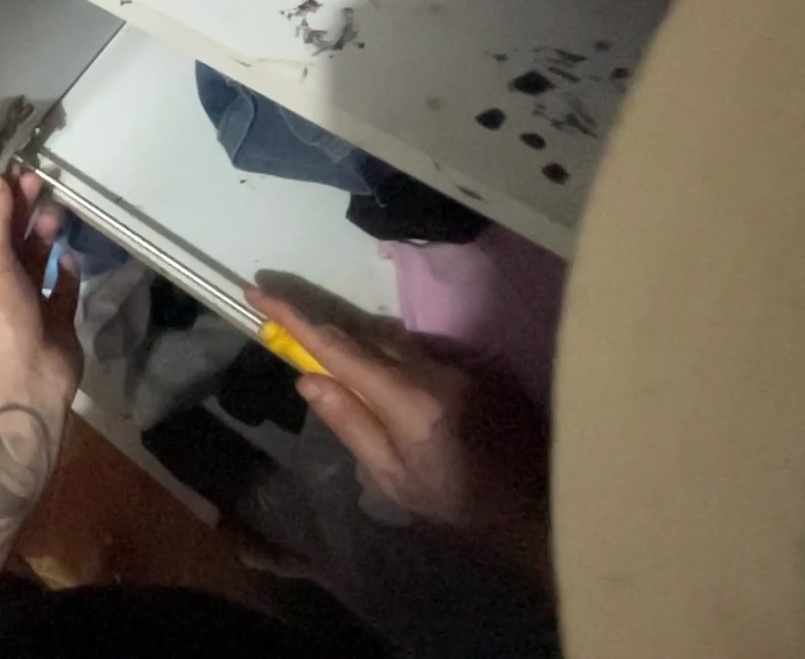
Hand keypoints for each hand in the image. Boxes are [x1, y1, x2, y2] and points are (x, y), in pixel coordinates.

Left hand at [0, 172, 81, 411]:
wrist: (27, 380)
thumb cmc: (1, 316)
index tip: (18, 174)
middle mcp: (1, 283)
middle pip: (12, 239)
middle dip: (24, 212)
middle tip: (41, 183)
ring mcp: (30, 302)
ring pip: (37, 261)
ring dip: (44, 237)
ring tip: (56, 214)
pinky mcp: (57, 320)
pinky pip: (62, 290)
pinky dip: (66, 273)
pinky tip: (71, 258)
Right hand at [250, 278, 548, 571]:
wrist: (547, 511)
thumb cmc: (461, 503)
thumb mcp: (393, 479)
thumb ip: (350, 425)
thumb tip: (309, 379)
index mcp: (402, 396)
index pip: (334, 345)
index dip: (291, 316)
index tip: (257, 293)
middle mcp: (427, 369)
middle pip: (356, 331)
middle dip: (312, 319)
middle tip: (275, 309)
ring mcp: (451, 366)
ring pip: (384, 336)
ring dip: (346, 333)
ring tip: (318, 339)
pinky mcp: (468, 370)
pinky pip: (408, 347)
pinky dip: (378, 346)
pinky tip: (371, 364)